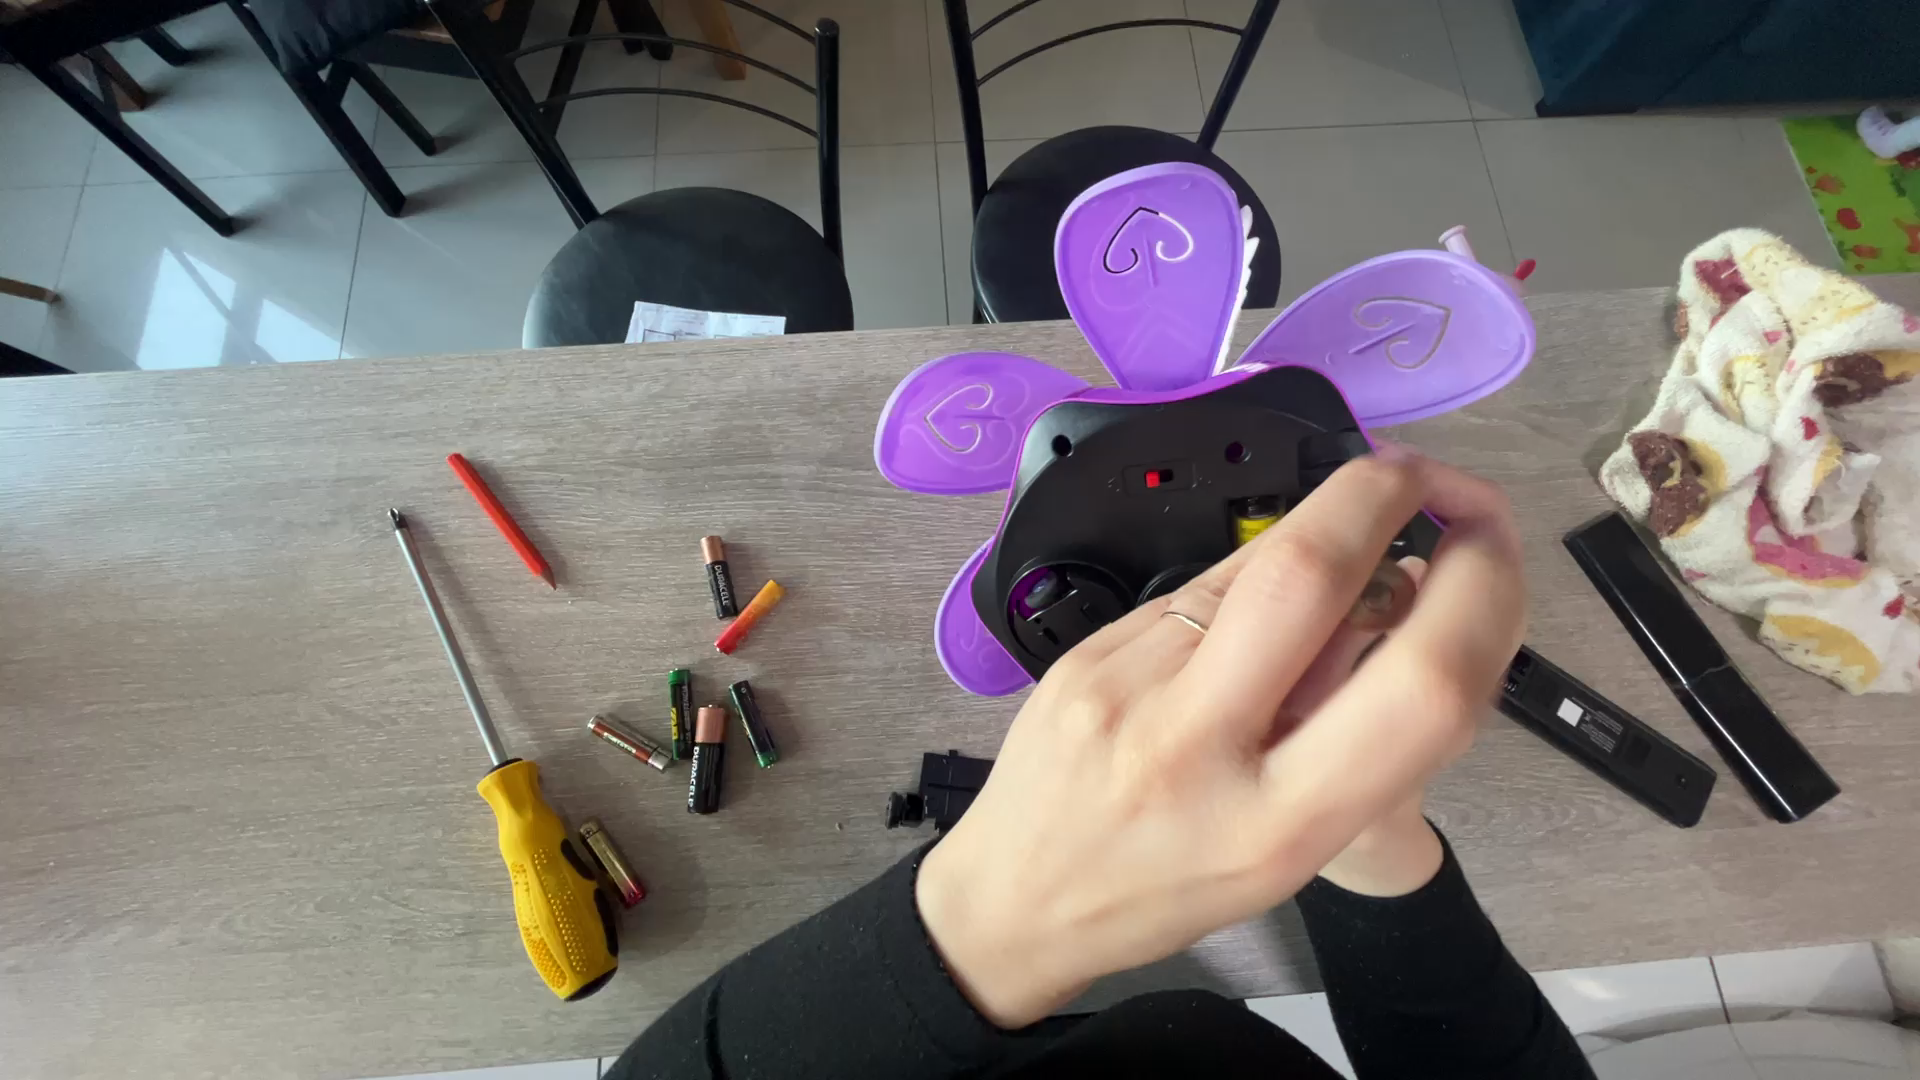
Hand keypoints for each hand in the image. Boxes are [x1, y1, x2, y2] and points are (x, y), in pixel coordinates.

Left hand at [914, 449, 1524, 1027]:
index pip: (1421, 686)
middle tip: (1426, 479)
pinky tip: (1244, 614)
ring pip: (1241, 571)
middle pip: (1306, 572)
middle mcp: (1195, 740)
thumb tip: (1399, 604)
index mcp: (1276, 823)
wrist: (1021, 892)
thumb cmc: (1164, 889)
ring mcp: (1123, 682)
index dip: (1484, 592)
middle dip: (1384, 494)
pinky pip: (1186, 593)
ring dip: (1311, 543)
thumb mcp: (1286, 854)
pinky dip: (1240, 586)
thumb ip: (1348, 733)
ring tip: (1339, 559)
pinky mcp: (1084, 651)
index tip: (1489, 545)